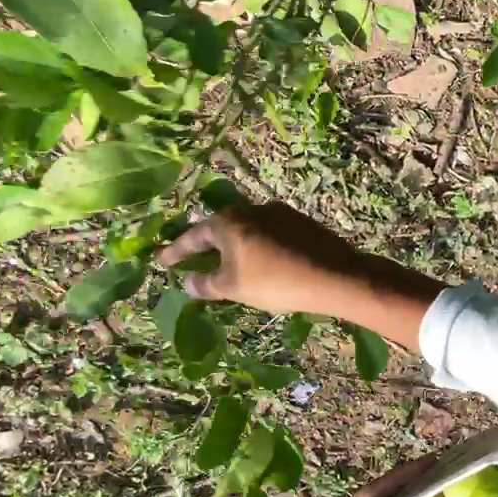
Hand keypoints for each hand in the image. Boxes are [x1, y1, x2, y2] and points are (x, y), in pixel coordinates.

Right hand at [156, 202, 366, 316]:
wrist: (337, 276)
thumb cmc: (275, 280)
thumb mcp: (233, 287)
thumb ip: (206, 283)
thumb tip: (189, 282)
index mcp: (230, 221)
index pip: (193, 236)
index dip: (175, 252)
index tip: (161, 262)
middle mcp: (255, 209)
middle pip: (223, 228)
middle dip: (207, 245)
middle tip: (192, 258)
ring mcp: (284, 214)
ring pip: (250, 230)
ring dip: (236, 246)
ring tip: (227, 262)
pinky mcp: (306, 224)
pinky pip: (273, 235)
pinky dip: (260, 247)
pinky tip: (262, 261)